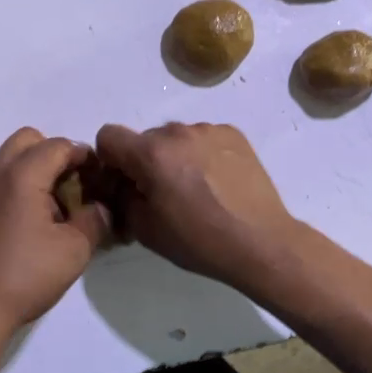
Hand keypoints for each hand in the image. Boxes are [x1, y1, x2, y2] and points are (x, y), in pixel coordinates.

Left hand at [0, 128, 112, 331]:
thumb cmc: (26, 277)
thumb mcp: (74, 251)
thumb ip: (94, 220)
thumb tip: (100, 207)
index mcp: (21, 175)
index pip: (58, 145)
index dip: (82, 156)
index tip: (98, 177)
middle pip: (28, 140)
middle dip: (53, 153)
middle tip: (72, 185)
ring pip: (8, 158)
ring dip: (32, 169)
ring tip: (50, 207)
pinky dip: (13, 185)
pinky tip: (25, 223)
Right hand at [95, 122, 303, 289]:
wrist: (262, 243)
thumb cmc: (199, 241)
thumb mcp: (146, 231)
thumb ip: (122, 199)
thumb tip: (122, 185)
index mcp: (150, 153)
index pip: (109, 135)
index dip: (110, 159)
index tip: (126, 182)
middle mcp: (176, 132)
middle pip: (145, 139)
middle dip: (146, 162)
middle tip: (164, 194)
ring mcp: (207, 130)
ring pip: (176, 138)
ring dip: (176, 157)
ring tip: (197, 190)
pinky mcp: (232, 134)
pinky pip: (203, 138)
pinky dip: (202, 155)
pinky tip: (217, 182)